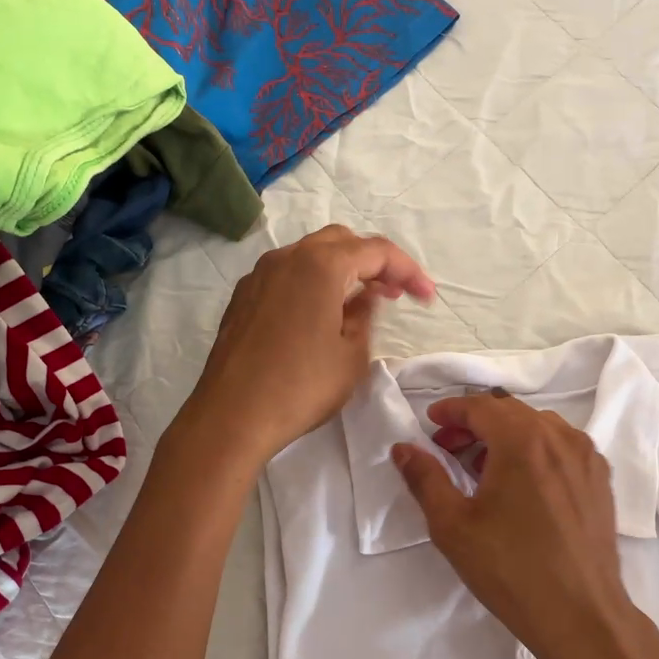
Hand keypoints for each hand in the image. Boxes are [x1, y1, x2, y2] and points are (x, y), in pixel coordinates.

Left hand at [177, 225, 433, 465]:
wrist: (231, 416)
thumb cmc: (300, 387)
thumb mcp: (351, 356)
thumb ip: (364, 316)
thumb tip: (363, 296)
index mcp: (320, 265)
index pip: (376, 251)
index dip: (408, 271)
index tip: (426, 298)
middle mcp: (286, 258)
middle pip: (340, 242)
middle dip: (372, 262)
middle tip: (394, 294)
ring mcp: (258, 276)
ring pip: (308, 256)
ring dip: (339, 271)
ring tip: (359, 303)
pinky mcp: (241, 299)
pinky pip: (284, 277)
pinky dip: (310, 284)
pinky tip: (318, 315)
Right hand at [390, 393, 658, 658]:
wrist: (579, 614)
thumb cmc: (509, 569)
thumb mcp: (453, 525)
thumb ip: (425, 479)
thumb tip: (403, 448)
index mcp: (523, 441)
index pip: (481, 407)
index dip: (451, 411)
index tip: (430, 422)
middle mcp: (560, 438)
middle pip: (511, 413)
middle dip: (476, 423)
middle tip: (448, 449)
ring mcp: (587, 459)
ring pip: (540, 428)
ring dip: (507, 436)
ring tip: (483, 469)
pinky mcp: (601, 482)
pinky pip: (563, 448)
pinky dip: (536, 451)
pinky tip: (522, 485)